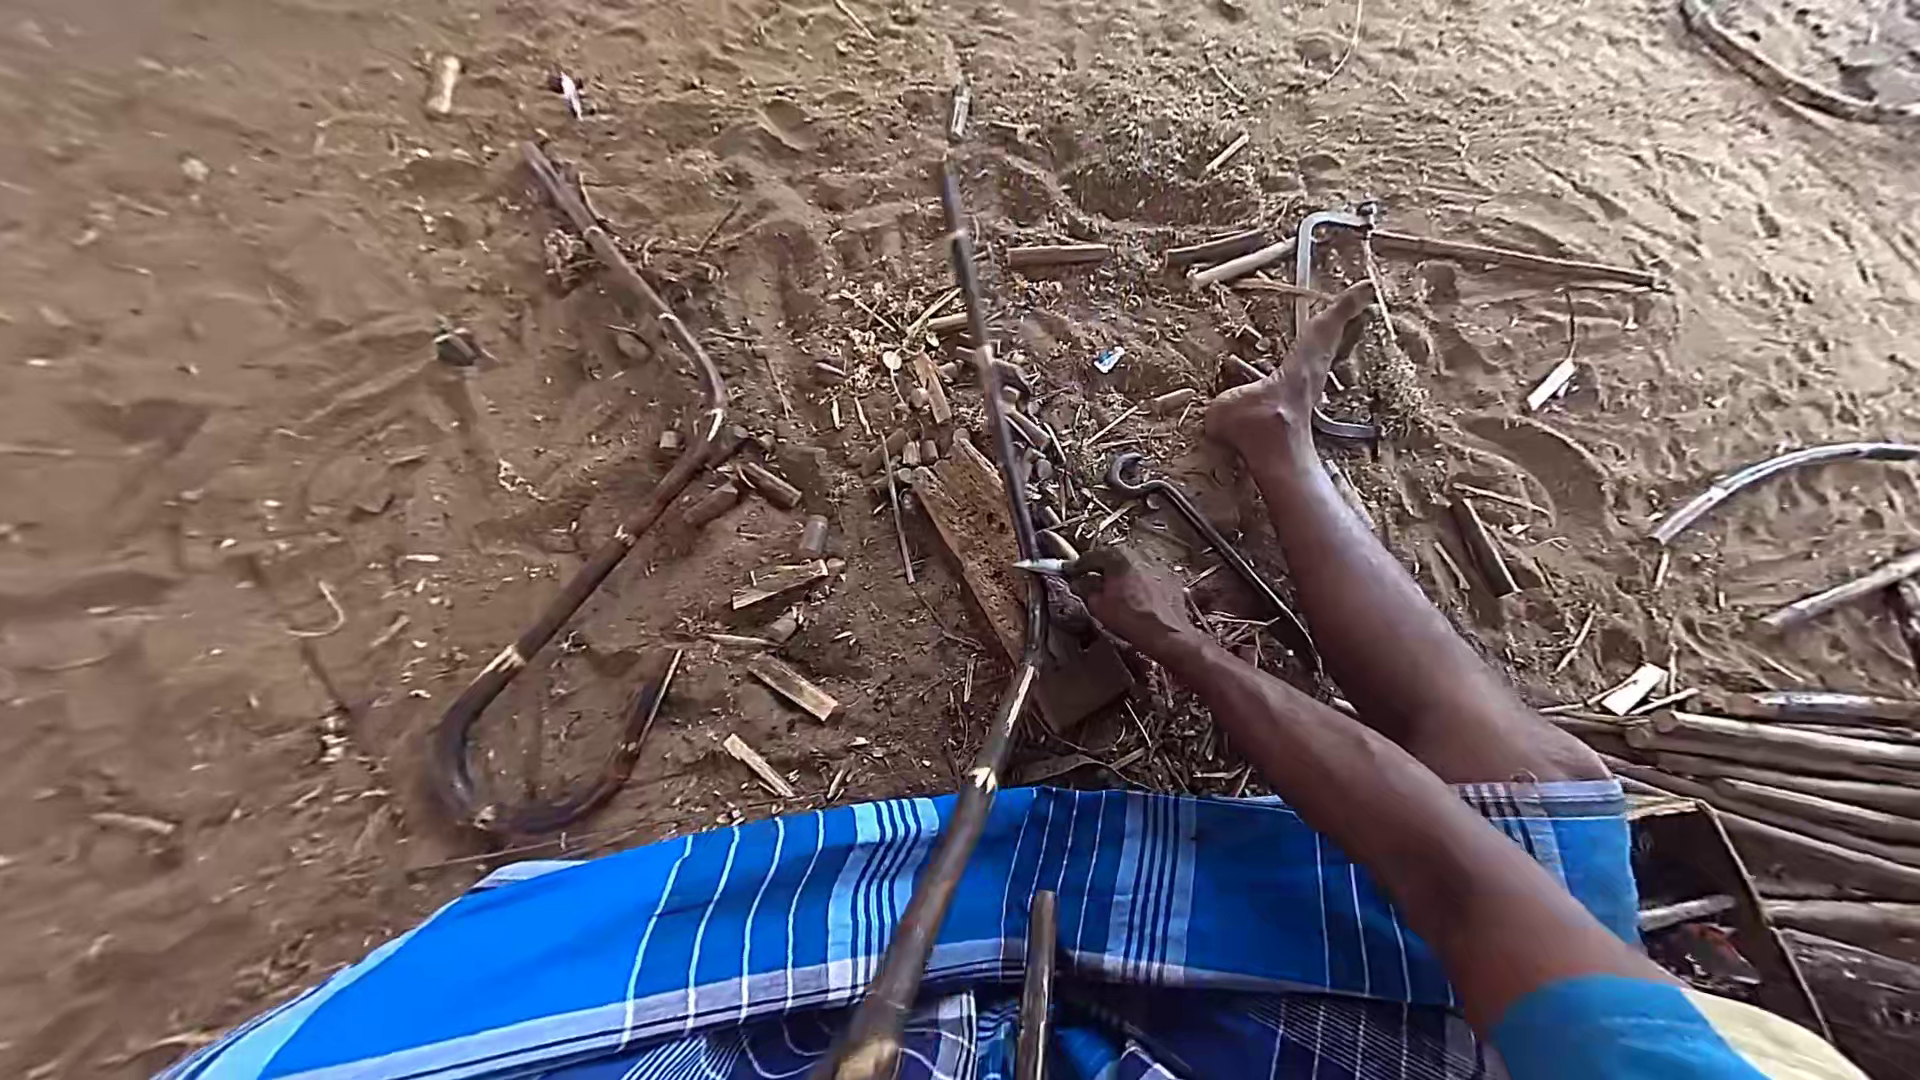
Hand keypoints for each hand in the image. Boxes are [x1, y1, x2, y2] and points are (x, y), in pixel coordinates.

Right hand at [1068, 546, 1196, 651]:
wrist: (1165, 634)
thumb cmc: (1132, 620)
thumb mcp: (1099, 606)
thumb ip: (1087, 590)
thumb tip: (1082, 585)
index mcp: (1118, 559)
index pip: (1093, 555)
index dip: (1080, 565)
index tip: (1074, 572)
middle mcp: (1139, 556)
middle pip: (1115, 557)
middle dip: (1103, 568)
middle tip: (1093, 579)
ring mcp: (1158, 567)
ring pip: (1134, 566)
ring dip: (1123, 575)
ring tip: (1116, 590)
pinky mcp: (1171, 579)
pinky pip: (1150, 576)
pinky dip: (1141, 583)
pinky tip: (1137, 597)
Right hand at [1205, 280, 1375, 456]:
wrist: (1276, 461)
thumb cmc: (1255, 428)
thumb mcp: (1224, 407)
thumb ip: (1221, 401)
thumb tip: (1222, 407)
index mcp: (1299, 366)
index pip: (1322, 329)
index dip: (1344, 306)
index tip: (1365, 286)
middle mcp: (1312, 377)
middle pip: (1333, 342)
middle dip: (1346, 321)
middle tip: (1361, 302)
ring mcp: (1309, 396)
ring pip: (1324, 360)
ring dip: (1330, 345)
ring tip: (1337, 330)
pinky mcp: (1301, 413)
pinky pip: (1308, 380)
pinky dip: (1310, 368)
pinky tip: (1302, 371)